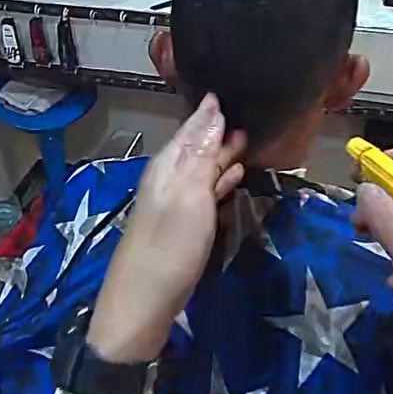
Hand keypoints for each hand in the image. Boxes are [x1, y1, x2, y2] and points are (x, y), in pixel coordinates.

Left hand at [90, 95, 244, 361]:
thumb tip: (213, 110)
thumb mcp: (189, 193)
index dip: (210, 111)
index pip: (191, 128)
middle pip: (196, 146)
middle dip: (219, 130)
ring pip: (202, 167)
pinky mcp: (183, 224)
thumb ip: (202, 153)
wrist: (143, 305)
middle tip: (249, 112)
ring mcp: (175, 202)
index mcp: (168, 165)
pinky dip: (220, 179)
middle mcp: (169, 178)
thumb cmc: (170, 245)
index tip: (228, 89)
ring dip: (223, 154)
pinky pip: (205, 190)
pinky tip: (234, 175)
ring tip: (247, 139)